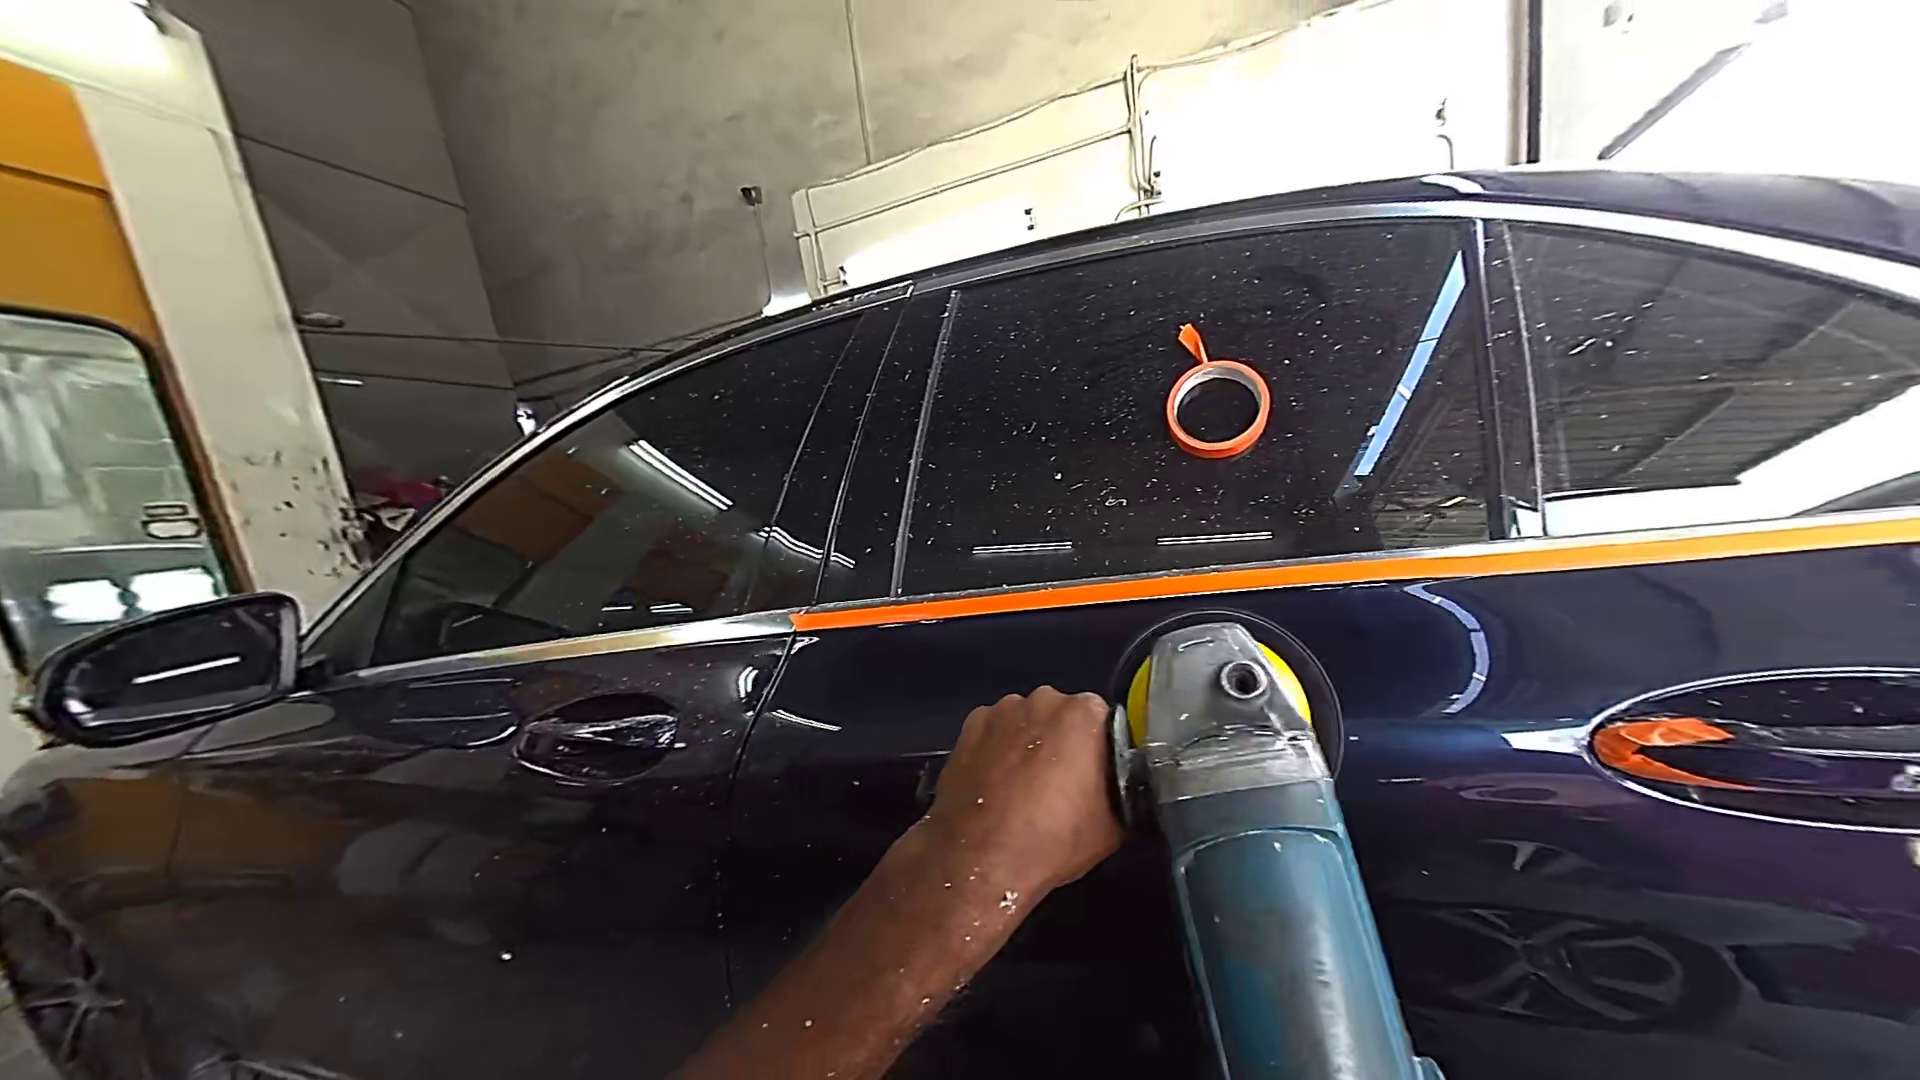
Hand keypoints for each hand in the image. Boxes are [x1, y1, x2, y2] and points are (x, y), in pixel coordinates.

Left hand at [919, 686, 1124, 898]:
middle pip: (1059, 713)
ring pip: (1024, 720)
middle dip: (1060, 738)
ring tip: (1020, 784)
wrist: (981, 855)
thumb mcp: (1113, 825)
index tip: (1091, 771)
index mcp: (1082, 714)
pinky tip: (993, 781)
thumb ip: (1121, 789)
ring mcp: (1001, 709)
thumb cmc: (1053, 838)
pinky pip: (993, 730)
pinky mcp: (970, 724)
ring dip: (1026, 741)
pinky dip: (995, 747)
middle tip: (1057, 780)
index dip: (1097, 745)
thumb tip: (1119, 785)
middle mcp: (1041, 700)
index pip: (1100, 717)